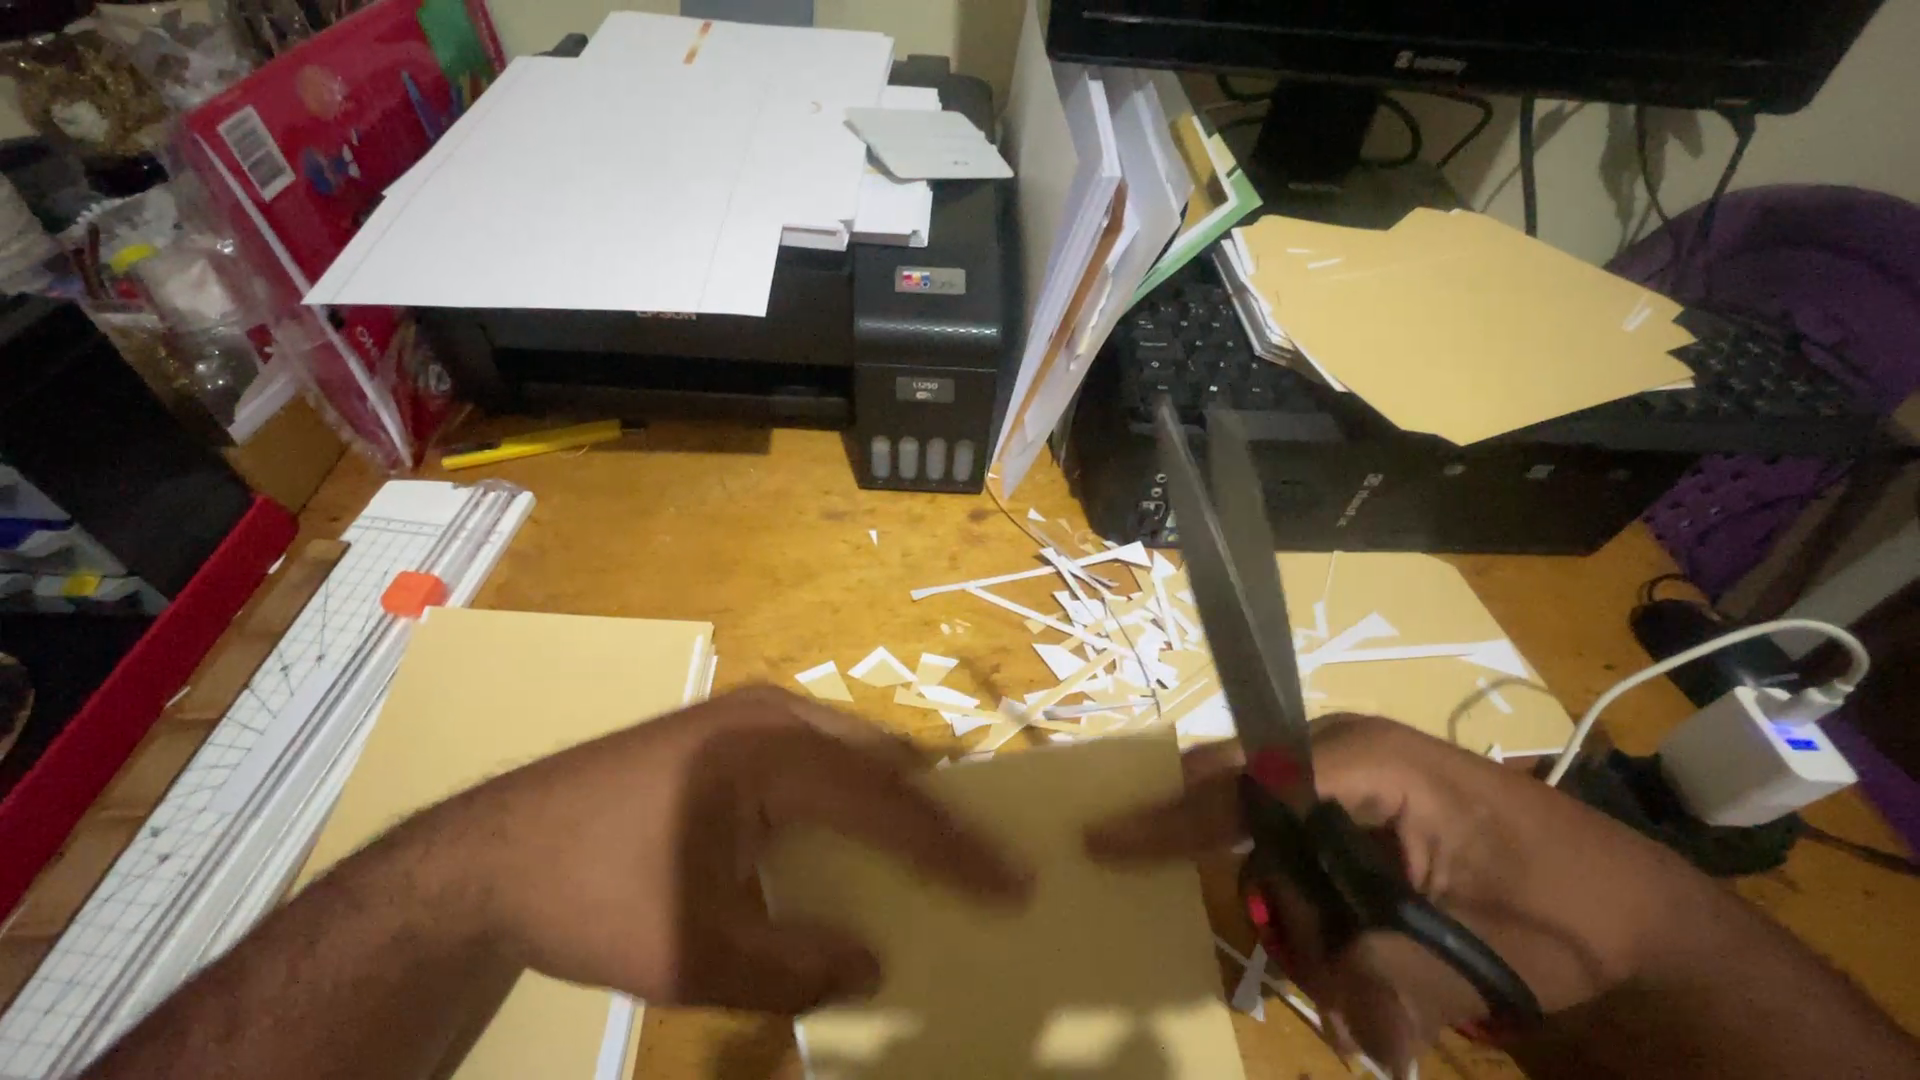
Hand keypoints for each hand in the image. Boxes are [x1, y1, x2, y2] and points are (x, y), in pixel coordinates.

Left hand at [392, 686, 1030, 1013]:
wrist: (491, 854)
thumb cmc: (596, 899)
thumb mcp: (698, 957)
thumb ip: (798, 966)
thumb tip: (875, 962)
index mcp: (770, 756)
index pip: (888, 802)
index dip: (954, 848)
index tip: (1011, 881)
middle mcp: (771, 714)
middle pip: (882, 759)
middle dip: (935, 812)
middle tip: (981, 864)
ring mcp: (748, 711)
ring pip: (854, 748)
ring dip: (896, 798)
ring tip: (934, 849)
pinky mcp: (730, 726)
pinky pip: (820, 750)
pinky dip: (855, 789)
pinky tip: (860, 828)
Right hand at [1086, 716, 1714, 1068]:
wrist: (1635, 921)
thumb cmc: (1573, 911)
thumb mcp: (1497, 950)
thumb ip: (1407, 980)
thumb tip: (1360, 1038)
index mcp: (1369, 760)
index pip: (1248, 778)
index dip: (1175, 812)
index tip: (1105, 841)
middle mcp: (1342, 763)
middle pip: (1246, 823)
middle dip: (1279, 911)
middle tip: (1335, 984)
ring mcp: (1343, 797)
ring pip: (1271, 864)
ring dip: (1307, 941)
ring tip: (1373, 1007)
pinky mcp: (1350, 833)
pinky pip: (1296, 876)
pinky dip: (1316, 937)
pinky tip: (1365, 986)